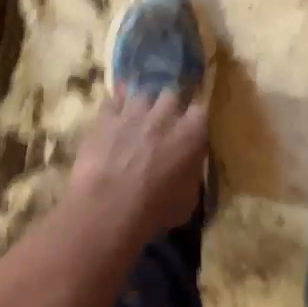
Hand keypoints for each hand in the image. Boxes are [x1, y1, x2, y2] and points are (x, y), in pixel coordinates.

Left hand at [68, 91, 207, 240]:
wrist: (108, 208)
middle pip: (171, 95)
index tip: (191, 131)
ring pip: (142, 95)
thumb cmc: (154, 211)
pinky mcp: (106, 117)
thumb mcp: (188, 200)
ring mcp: (134, 112)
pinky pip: (113, 99)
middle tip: (164, 124)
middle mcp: (165, 115)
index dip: (194, 120)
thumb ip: (191, 175)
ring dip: (142, 107)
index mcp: (191, 134)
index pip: (201, 111)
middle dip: (169, 107)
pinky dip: (116, 104)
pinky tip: (115, 111)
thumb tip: (188, 169)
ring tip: (137, 121)